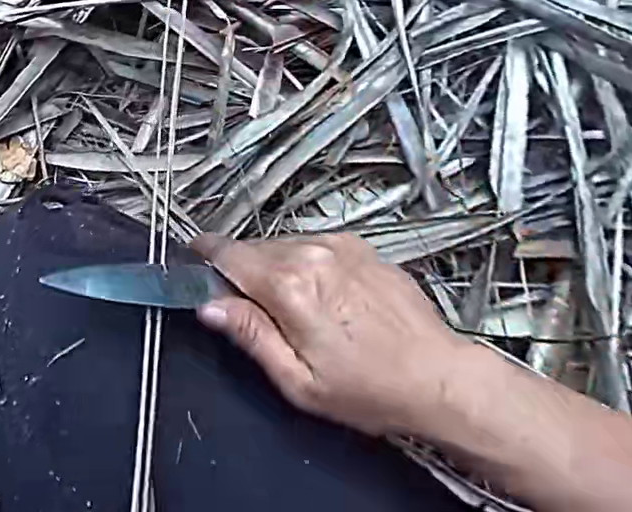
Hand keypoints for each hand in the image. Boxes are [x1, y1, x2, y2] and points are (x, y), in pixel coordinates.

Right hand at [190, 232, 470, 436]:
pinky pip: (311, 244)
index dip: (203, 254)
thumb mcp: (299, 382)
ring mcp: (335, 242)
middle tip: (248, 305)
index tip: (191, 257)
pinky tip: (322, 295)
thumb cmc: (370, 389)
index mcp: (288, 284)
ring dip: (274, 265)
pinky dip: (303, 261)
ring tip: (293, 306)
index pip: (226, 253)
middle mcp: (308, 251)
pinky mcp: (356, 242)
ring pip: (281, 244)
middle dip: (241, 270)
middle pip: (252, 248)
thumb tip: (208, 304)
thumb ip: (250, 335)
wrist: (440, 376)